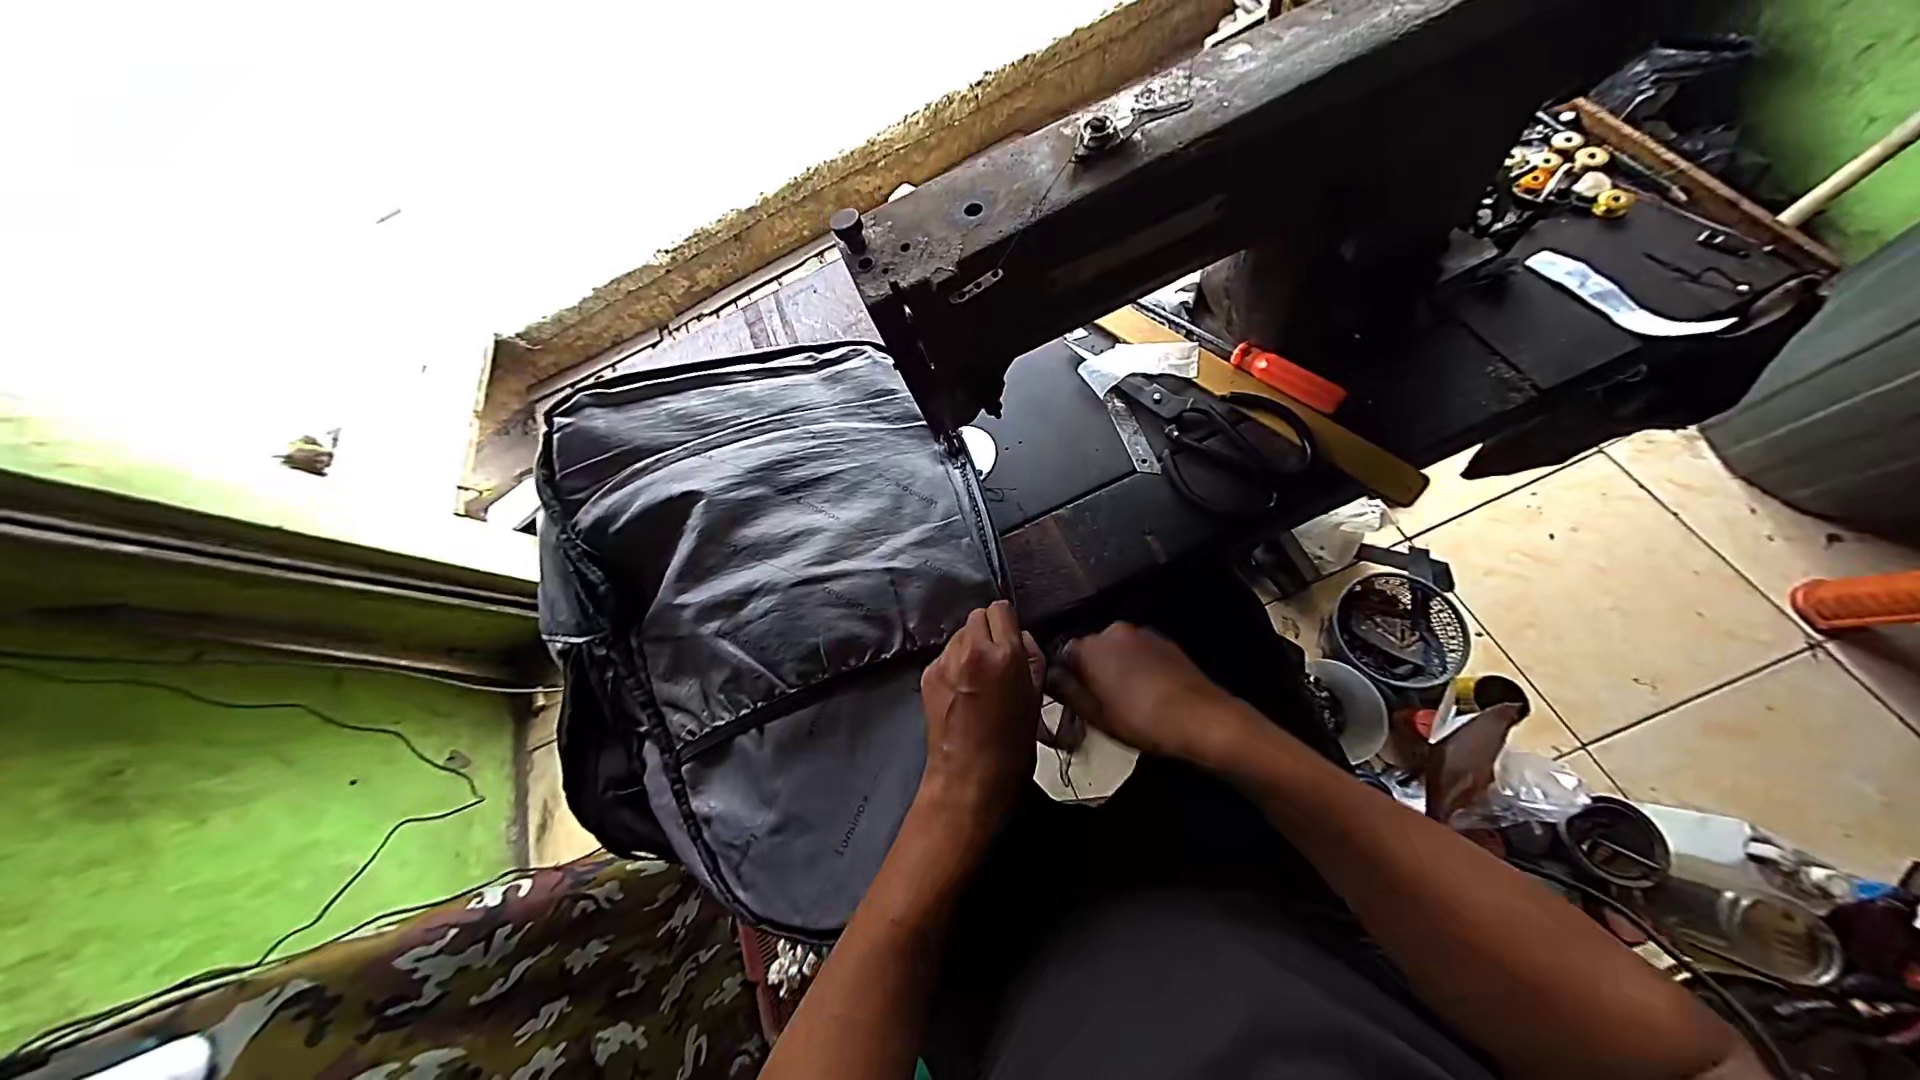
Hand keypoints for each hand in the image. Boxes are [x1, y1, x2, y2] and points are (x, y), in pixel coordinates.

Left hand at [918, 601, 1041, 828]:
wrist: (969, 778)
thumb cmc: (1010, 747)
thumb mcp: (1035, 699)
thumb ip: (1032, 658)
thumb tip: (1022, 637)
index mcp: (1004, 655)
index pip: (1001, 609)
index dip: (1007, 623)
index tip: (1010, 637)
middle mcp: (971, 651)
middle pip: (977, 616)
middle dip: (988, 632)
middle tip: (996, 658)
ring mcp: (945, 662)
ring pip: (959, 634)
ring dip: (969, 646)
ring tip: (979, 678)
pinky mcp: (928, 675)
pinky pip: (945, 655)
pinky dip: (954, 665)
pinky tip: (963, 691)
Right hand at [1049, 622, 1261, 765]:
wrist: (1202, 719)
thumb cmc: (1143, 721)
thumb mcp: (1095, 716)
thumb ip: (1067, 692)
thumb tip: (1052, 678)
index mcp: (1089, 647)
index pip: (1063, 655)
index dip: (1066, 678)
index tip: (1074, 698)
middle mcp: (1112, 631)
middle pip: (1091, 649)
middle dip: (1092, 670)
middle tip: (1100, 702)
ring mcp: (1142, 633)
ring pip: (1116, 649)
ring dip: (1116, 667)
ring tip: (1127, 699)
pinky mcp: (1164, 641)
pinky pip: (1139, 651)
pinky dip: (1138, 666)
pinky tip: (1147, 691)